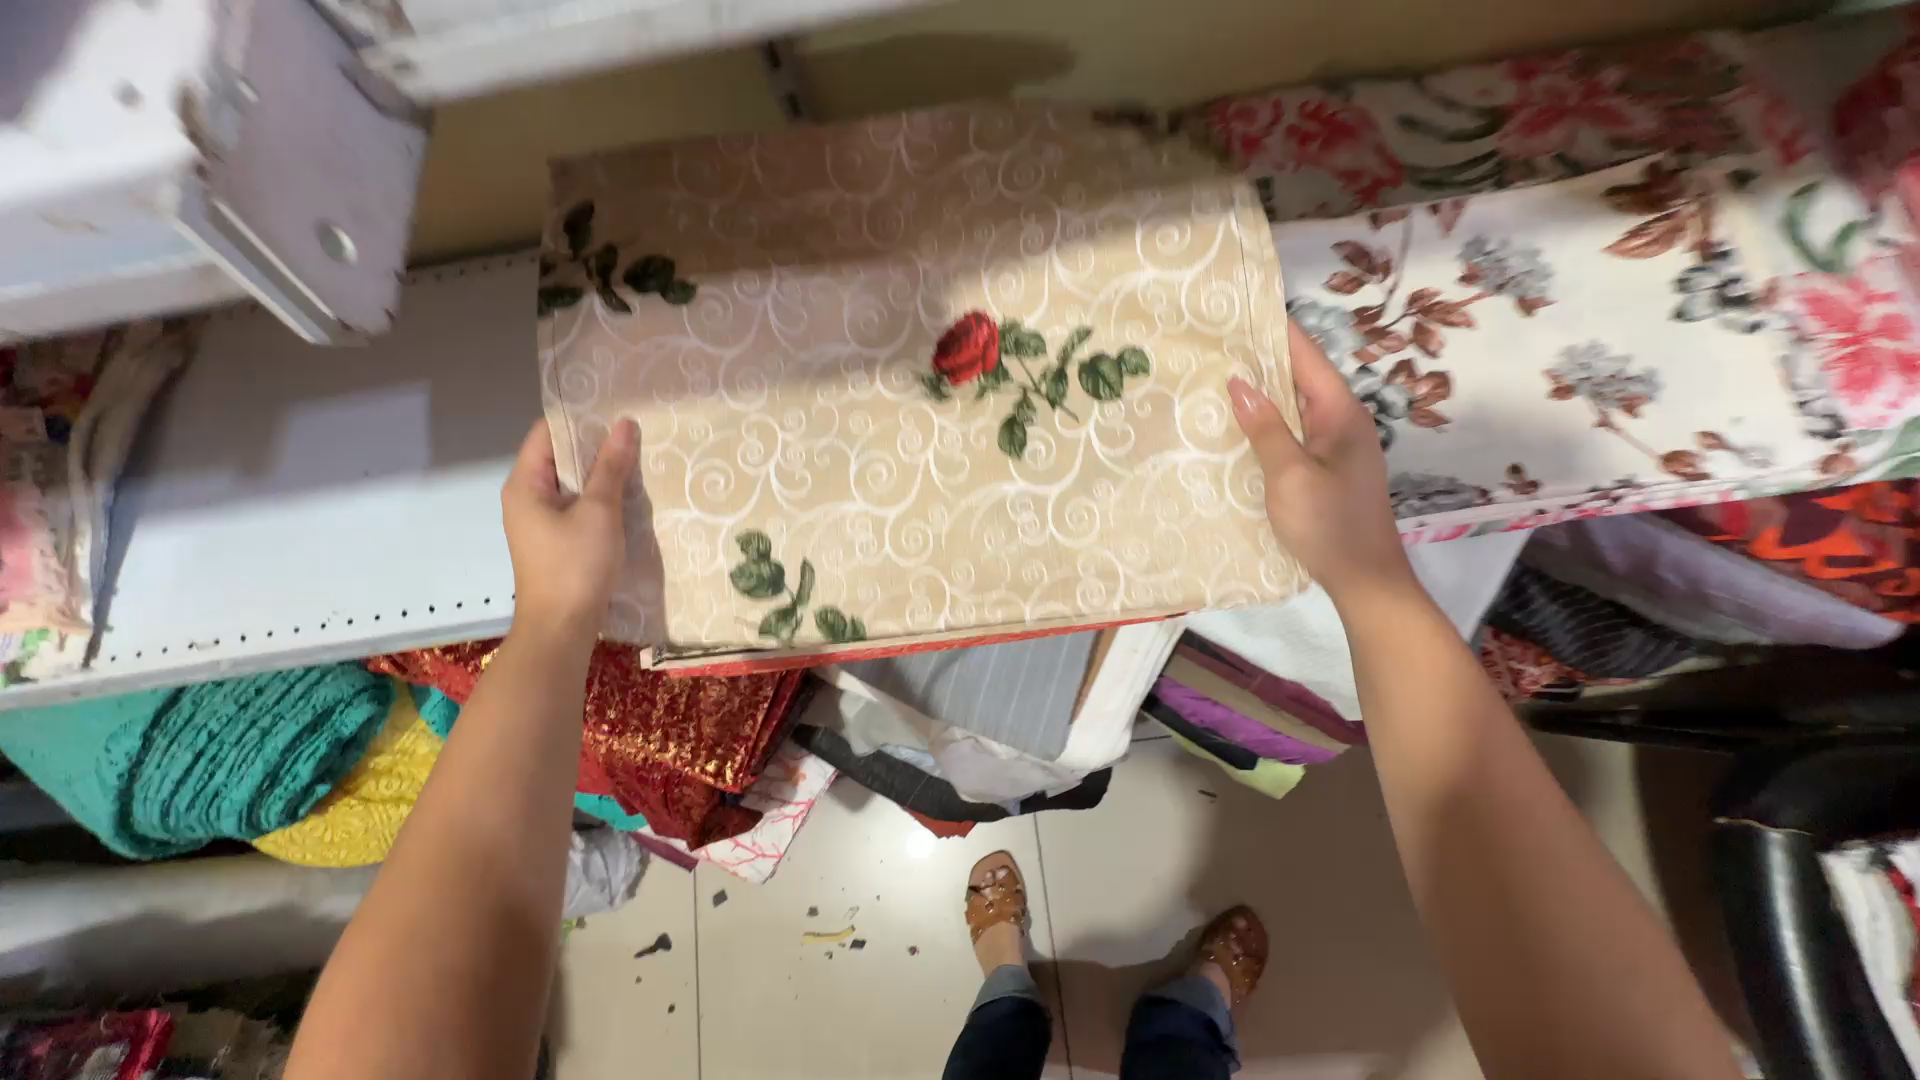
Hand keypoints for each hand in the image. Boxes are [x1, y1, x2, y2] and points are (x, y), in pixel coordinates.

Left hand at [501, 417, 638, 644]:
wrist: (562, 626)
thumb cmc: (575, 565)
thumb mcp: (598, 511)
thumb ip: (611, 467)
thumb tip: (624, 425)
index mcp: (524, 484)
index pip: (546, 432)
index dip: (579, 418)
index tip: (615, 411)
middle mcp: (525, 498)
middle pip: (559, 457)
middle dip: (595, 446)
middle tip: (635, 434)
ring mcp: (539, 521)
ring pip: (571, 484)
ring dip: (600, 474)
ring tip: (637, 461)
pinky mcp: (555, 541)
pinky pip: (576, 506)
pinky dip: (598, 498)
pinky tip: (627, 497)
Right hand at [1230, 320, 1415, 605]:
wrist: (1364, 578)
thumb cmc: (1328, 524)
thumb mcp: (1289, 475)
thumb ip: (1265, 427)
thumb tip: (1239, 381)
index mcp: (1341, 413)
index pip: (1306, 357)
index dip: (1276, 331)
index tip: (1240, 310)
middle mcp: (1343, 421)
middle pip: (1300, 377)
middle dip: (1261, 359)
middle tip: (1214, 344)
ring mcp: (1336, 446)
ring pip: (1295, 406)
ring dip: (1262, 393)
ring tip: (1216, 377)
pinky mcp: (1326, 468)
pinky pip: (1294, 432)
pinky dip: (1268, 423)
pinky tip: (1239, 426)